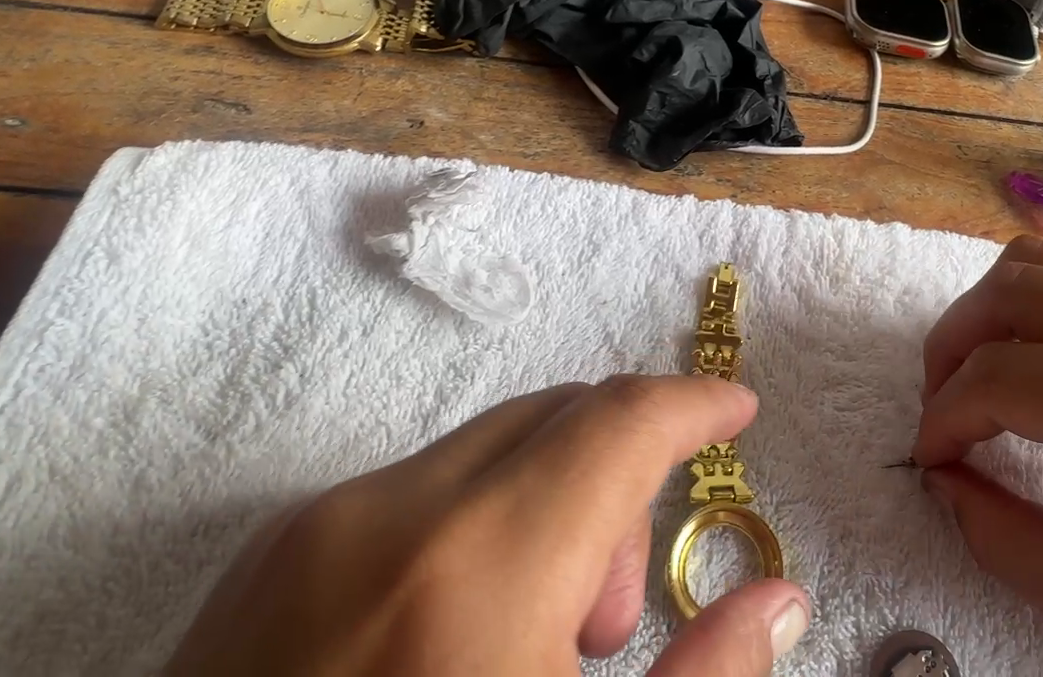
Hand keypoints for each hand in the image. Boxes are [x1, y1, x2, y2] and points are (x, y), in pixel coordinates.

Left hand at [164, 376, 810, 676]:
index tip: (737, 413)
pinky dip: (479, 519)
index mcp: (475, 565)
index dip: (693, 405)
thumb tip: (777, 598)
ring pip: (488, 446)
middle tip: (619, 612)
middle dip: (623, 472)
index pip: (617, 422)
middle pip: (557, 417)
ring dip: (551, 498)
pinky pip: (419, 485)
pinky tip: (456, 636)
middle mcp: (388, 513)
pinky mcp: (264, 554)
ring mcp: (313, 525)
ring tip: (536, 637)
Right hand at [915, 236, 1042, 676]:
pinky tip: (1040, 357)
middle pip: (1015, 288)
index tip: (930, 462)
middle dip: (952, 344)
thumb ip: (1003, 539)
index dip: (944, 417)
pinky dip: (1040, 300)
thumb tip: (941, 475)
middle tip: (942, 410)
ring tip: (979, 377)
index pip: (1003, 376)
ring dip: (992, 311)